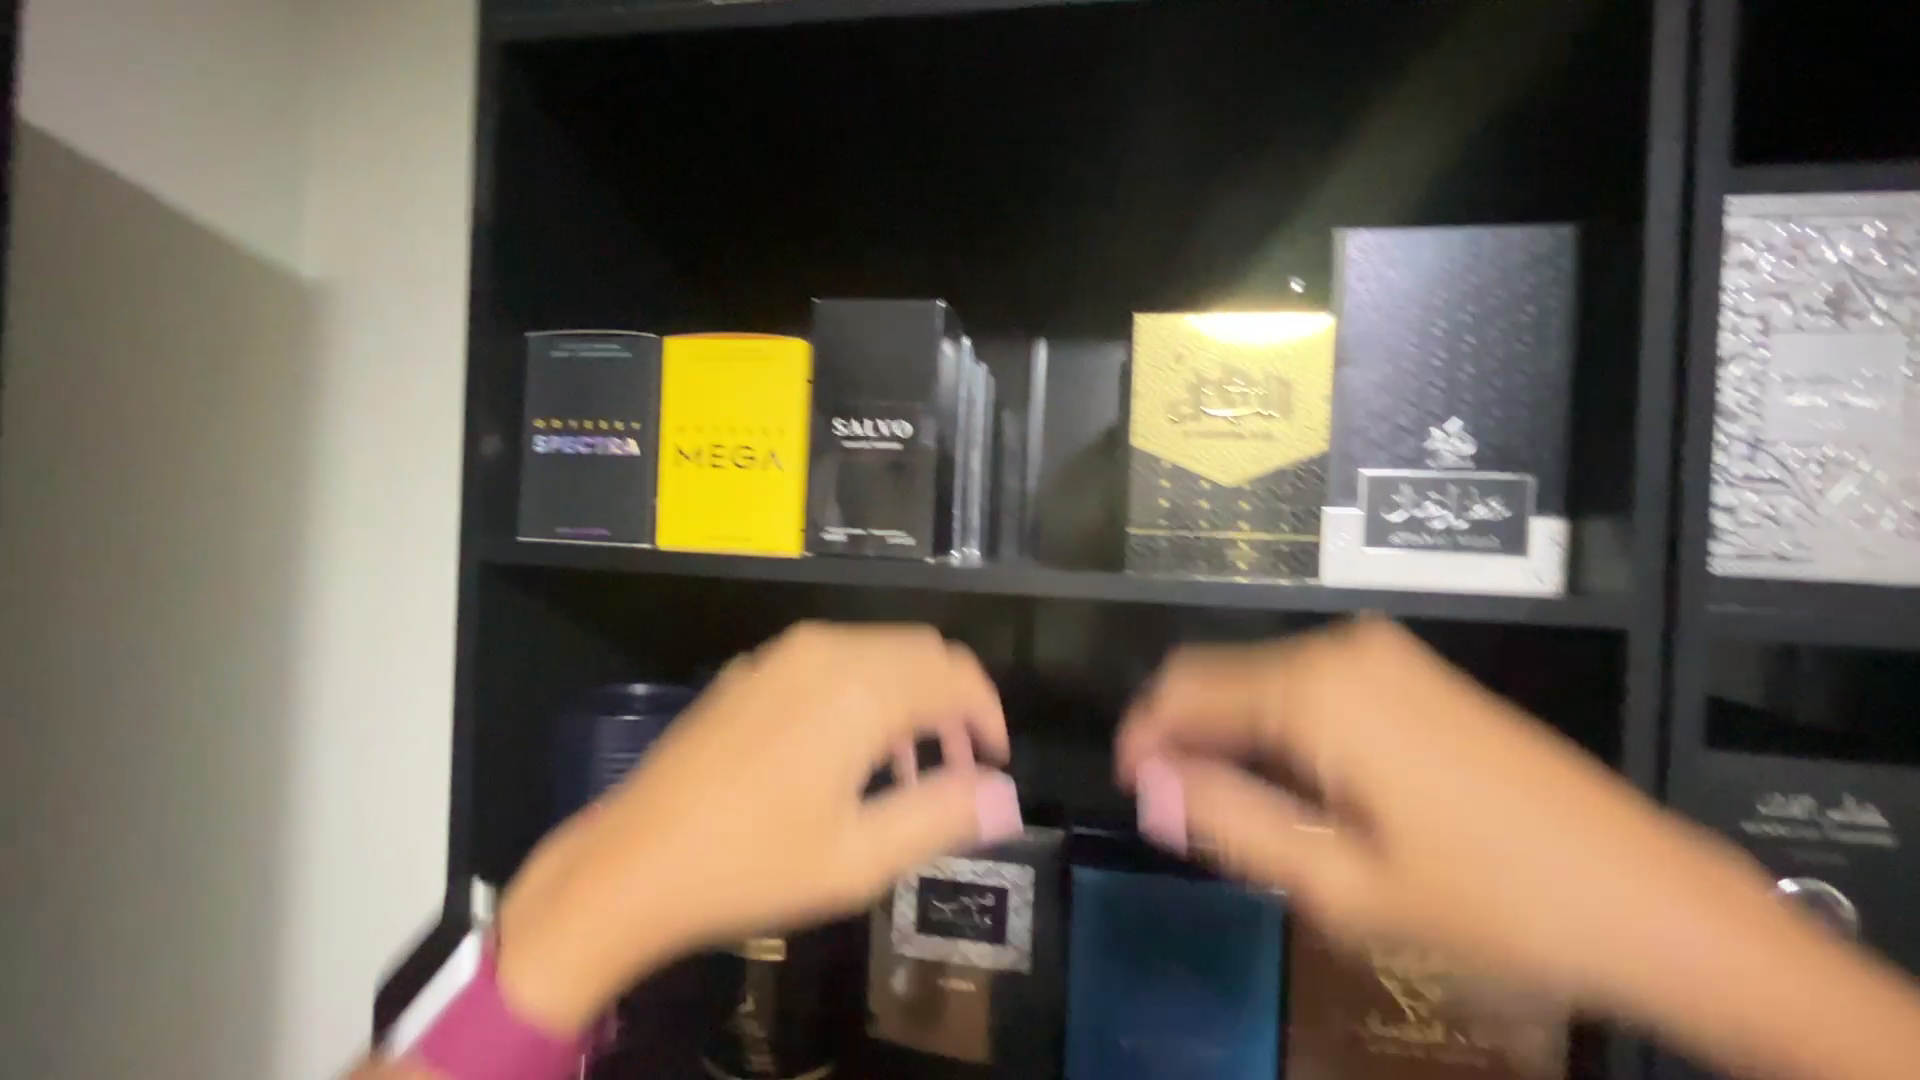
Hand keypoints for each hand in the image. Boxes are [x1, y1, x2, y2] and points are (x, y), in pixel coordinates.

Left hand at [492, 622, 1020, 1035]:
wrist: (630, 863)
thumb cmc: (753, 865)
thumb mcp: (860, 857)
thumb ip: (943, 816)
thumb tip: (1008, 797)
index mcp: (863, 690)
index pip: (957, 676)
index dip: (990, 716)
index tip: (996, 764)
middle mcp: (828, 653)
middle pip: (922, 652)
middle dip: (954, 701)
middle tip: (960, 766)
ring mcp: (784, 655)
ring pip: (879, 651)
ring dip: (911, 696)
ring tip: (907, 769)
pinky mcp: (754, 669)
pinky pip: (834, 660)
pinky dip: (866, 690)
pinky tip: (848, 750)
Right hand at [1114, 616, 1777, 1012]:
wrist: (1652, 899)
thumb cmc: (1490, 903)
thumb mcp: (1341, 884)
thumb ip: (1228, 822)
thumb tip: (1148, 785)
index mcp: (1316, 691)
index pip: (1184, 689)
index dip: (1144, 736)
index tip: (1132, 790)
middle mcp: (1342, 651)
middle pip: (1220, 677)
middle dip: (1186, 738)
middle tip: (1184, 813)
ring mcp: (1382, 655)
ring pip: (1262, 680)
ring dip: (1232, 737)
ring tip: (1243, 812)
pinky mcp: (1410, 672)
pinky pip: (1309, 684)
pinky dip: (1278, 728)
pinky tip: (1301, 786)